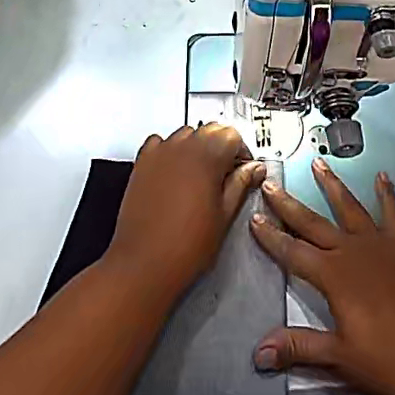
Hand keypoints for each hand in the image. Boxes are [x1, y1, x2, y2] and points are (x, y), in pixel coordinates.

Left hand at [104, 124, 264, 301]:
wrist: (144, 264)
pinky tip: (174, 174)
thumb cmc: (185, 246)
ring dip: (197, 147)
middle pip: (210, 130)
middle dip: (222, 147)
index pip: (233, 135)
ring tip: (200, 178)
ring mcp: (159, 153)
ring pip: (186, 134)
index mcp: (207, 155)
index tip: (244, 170)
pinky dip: (170, 151)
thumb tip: (253, 169)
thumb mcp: (224, 215)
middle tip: (227, 175)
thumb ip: (241, 184)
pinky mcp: (141, 164)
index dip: (242, 152)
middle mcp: (182, 146)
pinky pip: (160, 144)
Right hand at [249, 159, 394, 394]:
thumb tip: (259, 352)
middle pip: (313, 223)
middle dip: (289, 204)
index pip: (292, 252)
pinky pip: (392, 215)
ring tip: (319, 165)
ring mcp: (379, 246)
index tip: (254, 218)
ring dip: (332, 186)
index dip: (271, 237)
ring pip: (349, 208)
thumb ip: (299, 347)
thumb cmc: (388, 361)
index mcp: (333, 276)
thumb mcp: (339, 356)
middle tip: (271, 184)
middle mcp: (352, 252)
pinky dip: (387, 195)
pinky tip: (382, 178)